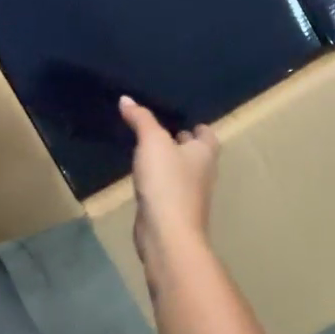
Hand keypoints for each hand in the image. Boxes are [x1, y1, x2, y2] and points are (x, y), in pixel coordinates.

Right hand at [119, 96, 219, 260]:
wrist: (167, 234)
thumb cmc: (168, 182)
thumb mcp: (152, 141)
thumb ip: (141, 118)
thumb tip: (126, 99)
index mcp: (204, 155)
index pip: (208, 136)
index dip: (198, 127)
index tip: (183, 117)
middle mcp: (201, 174)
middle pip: (195, 153)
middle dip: (181, 141)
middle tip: (160, 127)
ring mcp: (188, 195)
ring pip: (179, 171)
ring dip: (167, 160)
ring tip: (146, 146)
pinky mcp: (172, 210)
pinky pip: (166, 187)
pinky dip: (157, 179)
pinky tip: (141, 173)